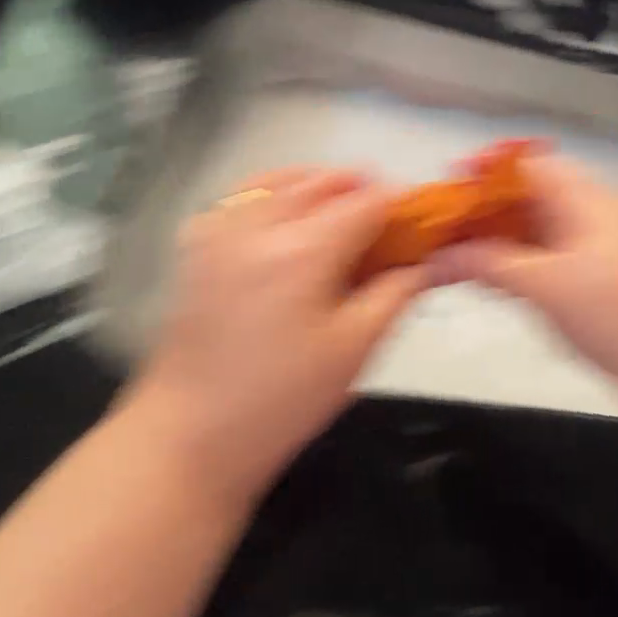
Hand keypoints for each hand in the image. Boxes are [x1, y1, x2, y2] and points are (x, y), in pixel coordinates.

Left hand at [122, 167, 426, 501]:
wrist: (189, 437)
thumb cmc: (283, 399)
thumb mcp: (356, 349)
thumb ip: (396, 293)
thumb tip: (427, 261)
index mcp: (303, 251)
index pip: (366, 201)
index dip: (401, 204)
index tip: (424, 219)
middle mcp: (259, 226)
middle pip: (323, 181)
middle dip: (363, 190)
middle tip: (388, 222)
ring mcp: (220, 232)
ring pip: (280, 179)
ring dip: (319, 184)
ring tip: (342, 210)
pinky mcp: (197, 247)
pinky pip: (242, 195)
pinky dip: (273, 192)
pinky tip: (288, 217)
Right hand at [431, 156, 617, 413]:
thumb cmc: (611, 314)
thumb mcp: (545, 286)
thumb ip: (490, 265)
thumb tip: (439, 256)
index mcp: (588, 199)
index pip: (531, 164)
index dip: (490, 168)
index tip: (453, 180)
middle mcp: (590, 210)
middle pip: (529, 193)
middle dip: (486, 206)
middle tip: (445, 222)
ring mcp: (591, 240)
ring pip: (534, 224)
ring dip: (497, 234)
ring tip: (454, 249)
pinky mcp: (588, 269)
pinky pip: (543, 250)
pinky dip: (514, 257)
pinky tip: (484, 275)